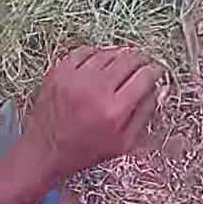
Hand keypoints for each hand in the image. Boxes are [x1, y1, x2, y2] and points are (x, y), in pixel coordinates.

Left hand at [19, 46, 162, 178]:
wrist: (44, 151)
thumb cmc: (83, 151)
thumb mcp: (122, 144)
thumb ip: (143, 115)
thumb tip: (157, 90)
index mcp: (114, 110)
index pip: (144, 77)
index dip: (155, 71)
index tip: (157, 71)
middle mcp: (96, 90)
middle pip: (128, 60)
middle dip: (141, 60)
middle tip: (143, 64)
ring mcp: (75, 78)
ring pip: (107, 53)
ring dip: (120, 55)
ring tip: (123, 62)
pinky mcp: (59, 72)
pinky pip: (84, 52)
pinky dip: (96, 53)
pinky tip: (100, 61)